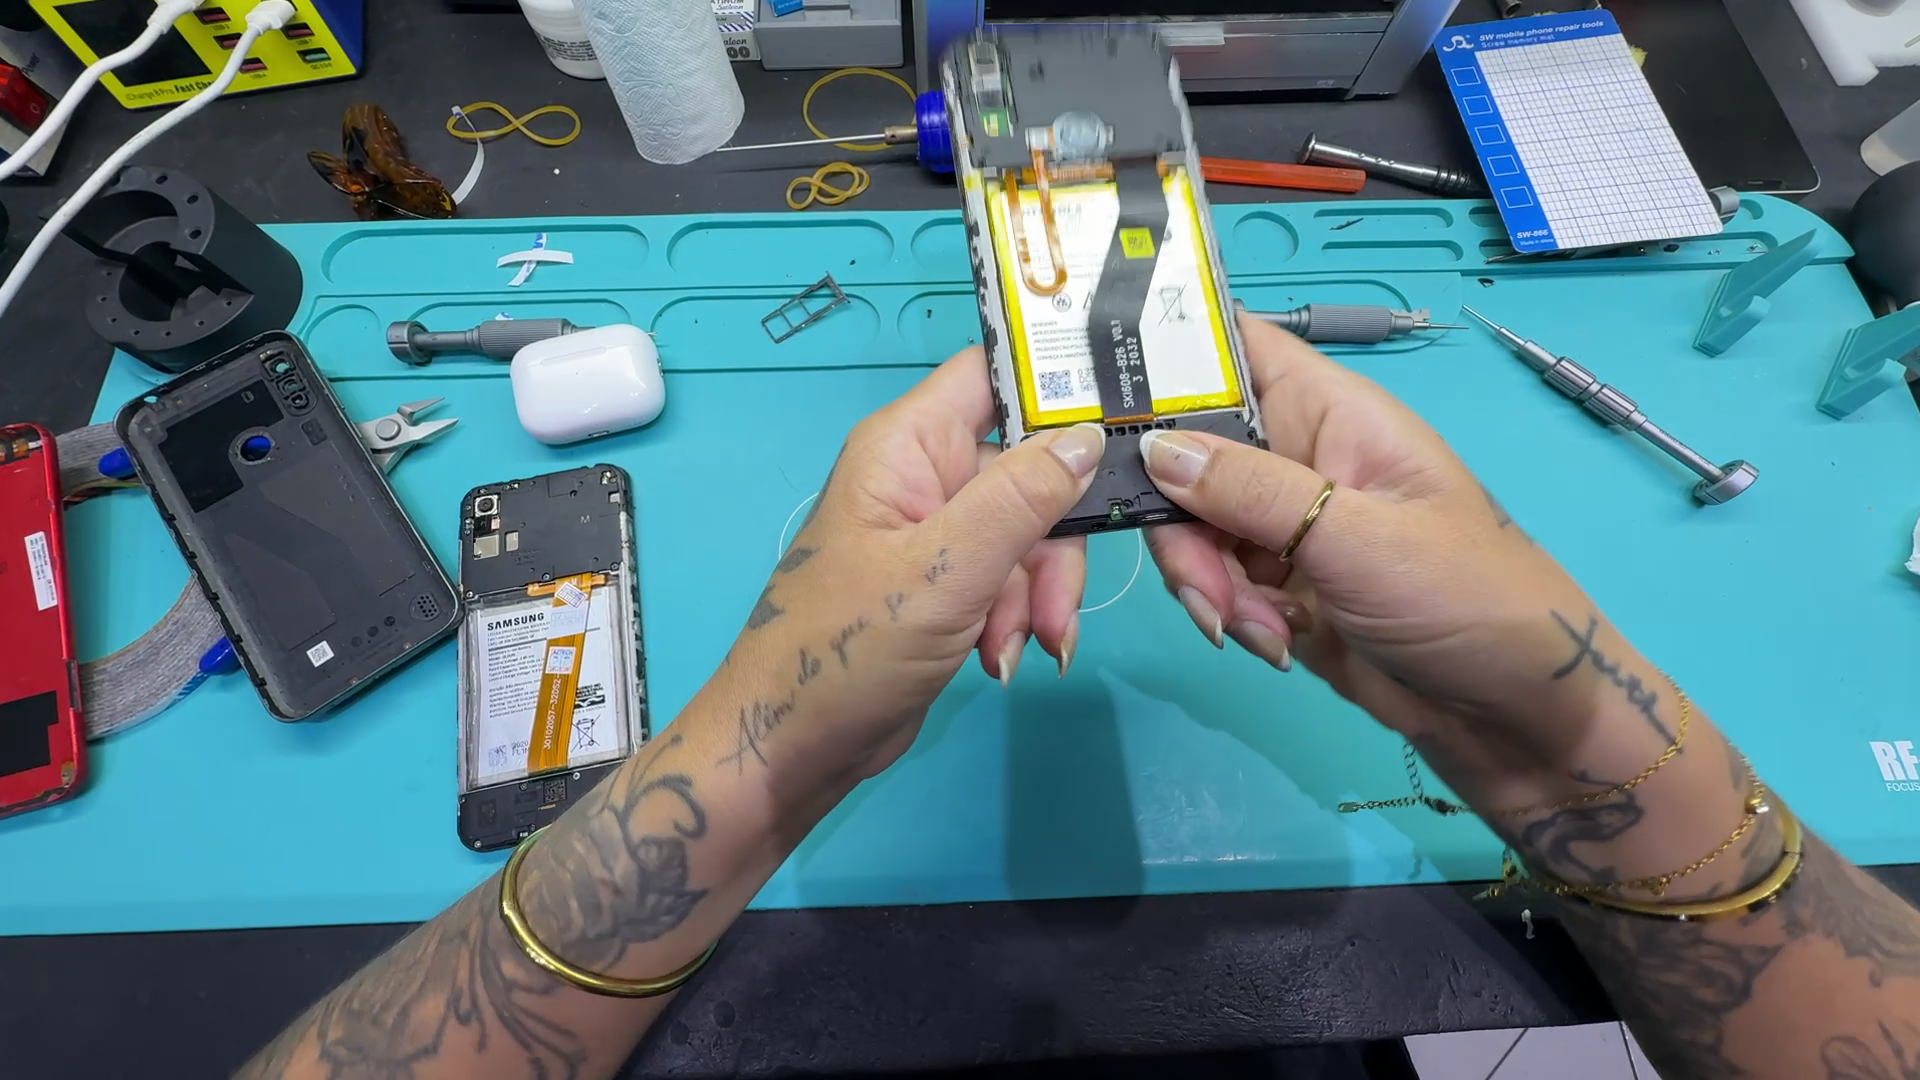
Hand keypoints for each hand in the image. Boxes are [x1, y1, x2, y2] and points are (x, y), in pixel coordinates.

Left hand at [711, 349, 1103, 788]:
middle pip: (1030, 469)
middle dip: (1053, 543)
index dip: (1056, 383)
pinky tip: (1002, 659)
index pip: (992, 375)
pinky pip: (1011, 577)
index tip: (1122, 418)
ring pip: (1030, 532)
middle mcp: (928, 476)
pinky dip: (1019, 615)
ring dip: (1038, 594)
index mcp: (909, 445)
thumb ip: (1021, 498)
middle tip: (1057, 610)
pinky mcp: (951, 581)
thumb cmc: (851, 647)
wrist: (798, 744)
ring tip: (1017, 649)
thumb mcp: (945, 569)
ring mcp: (940, 532)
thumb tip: (1088, 434)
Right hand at [1140, 316, 1624, 802]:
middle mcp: (1289, 456)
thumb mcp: (1359, 539)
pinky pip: (1206, 576)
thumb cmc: (1465, 597)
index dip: (1170, 349)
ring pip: (1186, 524)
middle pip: (1185, 454)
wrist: (1503, 713)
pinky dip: (1221, 611)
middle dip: (1181, 523)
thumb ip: (1252, 492)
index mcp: (1326, 413)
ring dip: (1203, 581)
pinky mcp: (1263, 576)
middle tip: (1206, 586)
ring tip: (1254, 630)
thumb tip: (1153, 448)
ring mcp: (1272, 519)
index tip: (1100, 383)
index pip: (1237, 348)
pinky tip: (1268, 642)